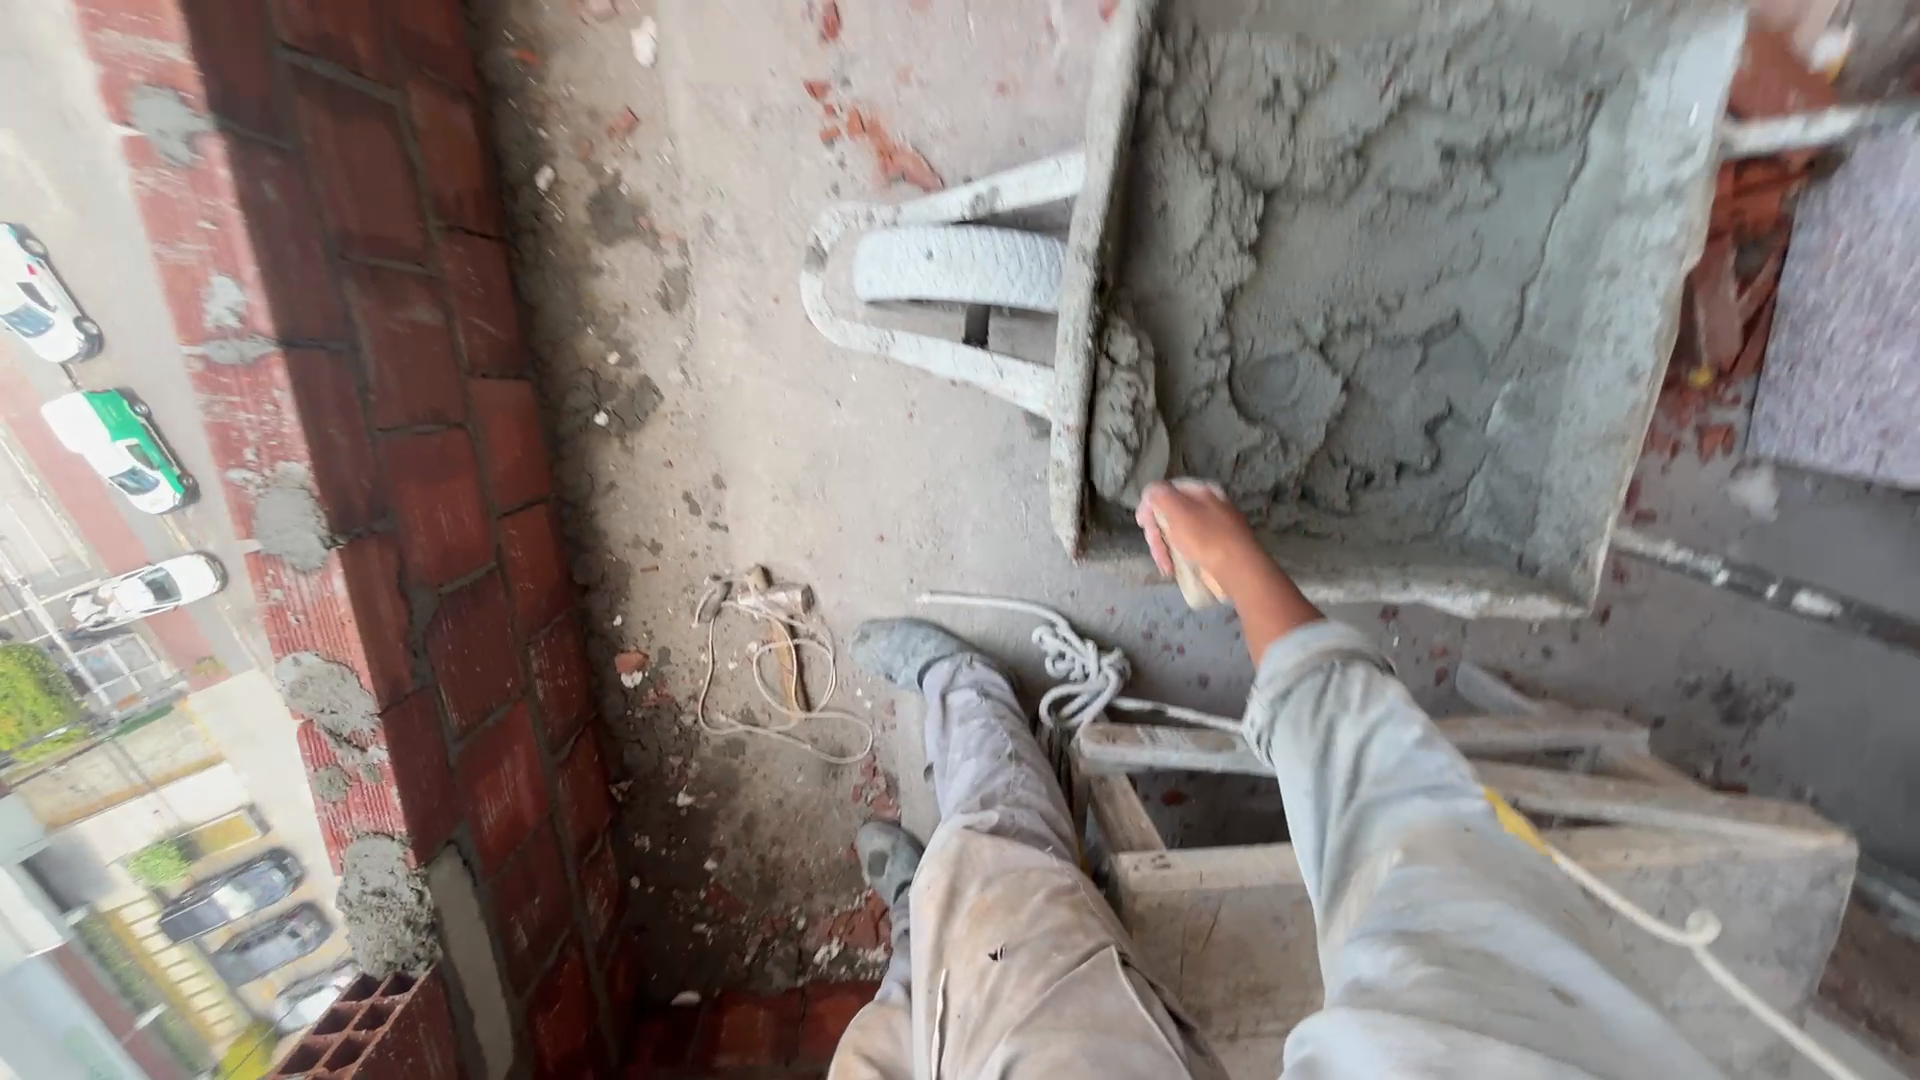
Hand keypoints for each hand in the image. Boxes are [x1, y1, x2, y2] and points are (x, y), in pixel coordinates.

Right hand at [1134, 479, 1264, 586]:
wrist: (1238, 570)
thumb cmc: (1205, 537)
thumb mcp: (1177, 510)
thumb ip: (1159, 495)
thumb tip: (1150, 493)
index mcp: (1201, 491)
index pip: (1167, 490)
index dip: (1150, 505)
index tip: (1142, 523)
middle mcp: (1208, 505)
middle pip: (1170, 514)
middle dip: (1157, 533)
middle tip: (1155, 549)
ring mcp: (1212, 528)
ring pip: (1177, 533)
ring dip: (1164, 549)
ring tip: (1165, 565)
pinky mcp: (1214, 548)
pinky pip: (1188, 547)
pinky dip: (1177, 557)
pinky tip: (1173, 569)